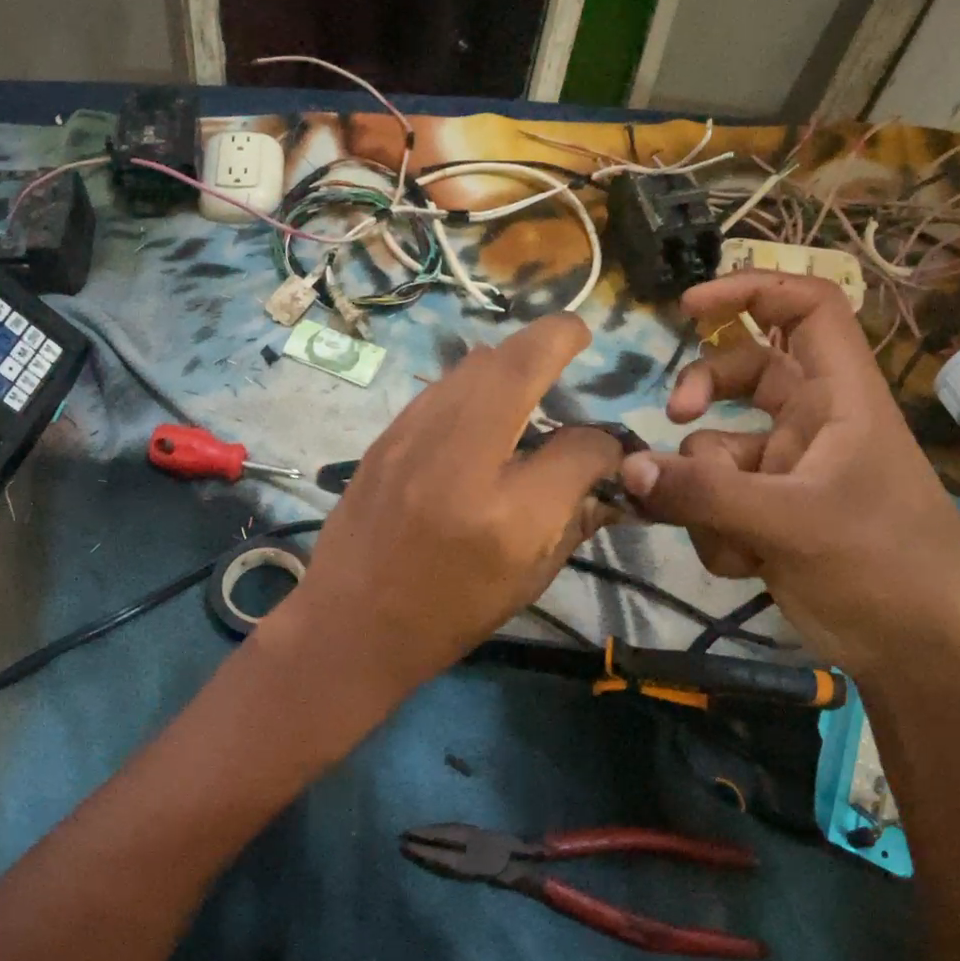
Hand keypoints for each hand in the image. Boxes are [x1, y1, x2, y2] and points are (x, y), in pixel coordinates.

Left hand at [267, 313, 624, 698]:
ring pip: (472, 366)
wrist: (351, 625)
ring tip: (530, 366)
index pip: (581, 447)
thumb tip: (608, 476)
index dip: (606, 443)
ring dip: (510, 356)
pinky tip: (479, 402)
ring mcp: (415, 441)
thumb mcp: (528, 580)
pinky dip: (469, 382)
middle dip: (557, 338)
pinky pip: (439, 389)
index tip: (606, 448)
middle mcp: (463, 462)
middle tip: (575, 335)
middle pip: (519, 366)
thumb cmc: (448, 614)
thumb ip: (575, 518)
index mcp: (511, 515)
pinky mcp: (385, 438)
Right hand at [618, 273, 959, 675]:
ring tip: (729, 539)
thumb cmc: (884, 566)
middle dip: (702, 395)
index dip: (752, 291)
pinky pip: (715, 504)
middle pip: (742, 373)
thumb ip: (704, 493)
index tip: (688, 308)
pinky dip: (715, 532)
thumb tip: (625, 468)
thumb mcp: (791, 523)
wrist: (922, 653)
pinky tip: (744, 566)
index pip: (808, 310)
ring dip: (704, 493)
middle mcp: (812, 424)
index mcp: (841, 398)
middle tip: (675, 418)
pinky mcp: (769, 518)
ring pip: (715, 453)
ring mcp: (788, 473)